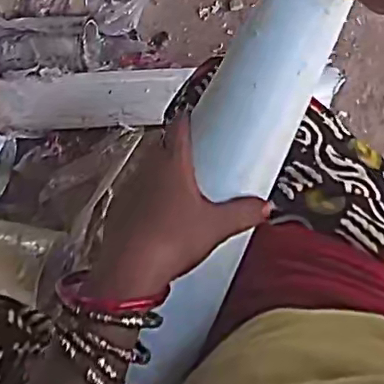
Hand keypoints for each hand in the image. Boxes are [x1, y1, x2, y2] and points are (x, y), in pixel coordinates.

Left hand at [86, 113, 269, 298]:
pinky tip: (161, 213)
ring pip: (148, 167)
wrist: (130, 270)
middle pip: (163, 144)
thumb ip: (242, 213)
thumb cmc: (170, 239)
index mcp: (173, 162)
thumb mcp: (216, 226)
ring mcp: (132, 186)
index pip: (178, 126)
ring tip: (182, 186)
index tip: (194, 114)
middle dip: (178, 147)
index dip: (187, 117)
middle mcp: (149, 167)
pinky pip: (137, 191)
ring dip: (162, 171)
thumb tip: (263, 206)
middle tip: (197, 154)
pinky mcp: (121, 207)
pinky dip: (149, 195)